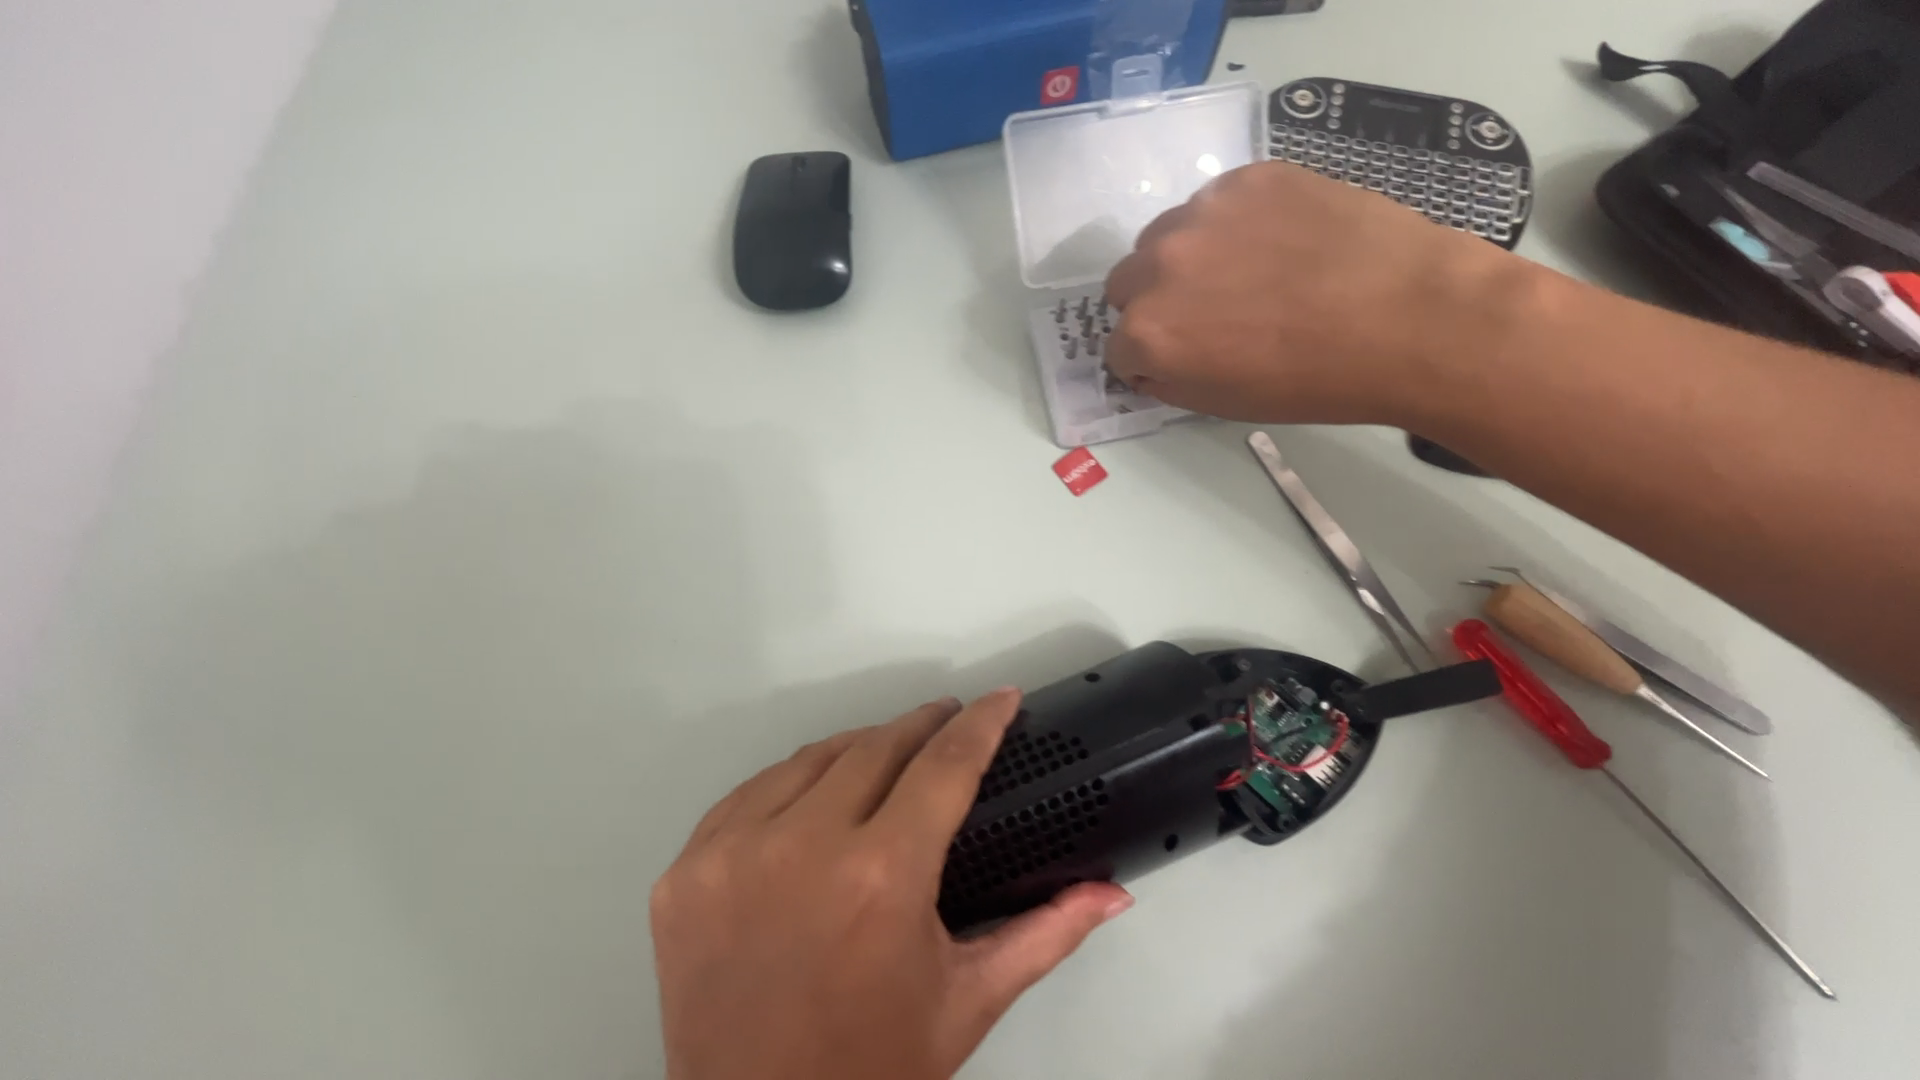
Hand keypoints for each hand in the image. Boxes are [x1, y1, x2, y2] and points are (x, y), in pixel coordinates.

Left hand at [651, 690, 1132, 1079]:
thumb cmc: (873, 1067)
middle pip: (876, 748)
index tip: (1000, 699)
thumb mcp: (967, 1002)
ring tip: (891, 752)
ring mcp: (731, 856)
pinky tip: (818, 791)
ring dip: (859, 747)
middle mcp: (801, 850)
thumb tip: (1113, 893)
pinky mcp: (685, 872)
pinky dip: (792, 783)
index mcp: (881, 878)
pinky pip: (749, 795)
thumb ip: (1045, 934)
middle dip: (922, 726)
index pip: (943, 767)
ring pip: (811, 760)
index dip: (979, 725)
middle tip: (949, 720)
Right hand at [1103, 161, 1534, 424]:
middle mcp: (1158, 269)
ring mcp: (1202, 214)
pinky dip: (1233, 223)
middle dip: (1156, 302)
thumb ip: (1169, 377)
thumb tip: (1152, 359)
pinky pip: (1216, 202)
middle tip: (1212, 314)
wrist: (1411, 317)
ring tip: (1250, 272)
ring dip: (1187, 257)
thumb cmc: (1317, 380)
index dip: (1150, 357)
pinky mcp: (1248, 177)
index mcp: (1149, 333)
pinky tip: (1282, 241)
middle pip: (1126, 284)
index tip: (1184, 357)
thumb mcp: (1225, 403)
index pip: (1118, 347)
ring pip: (1164, 236)